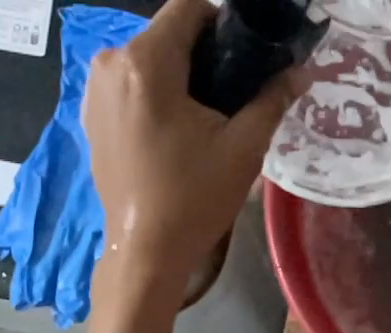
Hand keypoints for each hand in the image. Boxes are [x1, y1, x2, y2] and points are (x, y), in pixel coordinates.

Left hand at [82, 0, 302, 284]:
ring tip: (205, 123)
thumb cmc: (195, 199)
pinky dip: (155, 100)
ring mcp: (94, 89)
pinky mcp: (90, 116)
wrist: (146, 251)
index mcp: (146, 61)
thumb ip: (271, 101)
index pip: (188, 9)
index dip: (222, 25)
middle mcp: (110, 62)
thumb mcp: (243, 150)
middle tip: (232, 100)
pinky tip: (175, 138)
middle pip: (166, 36)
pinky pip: (130, 89)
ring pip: (147, 63)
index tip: (246, 60)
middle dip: (201, 58)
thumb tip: (299, 72)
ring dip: (178, 81)